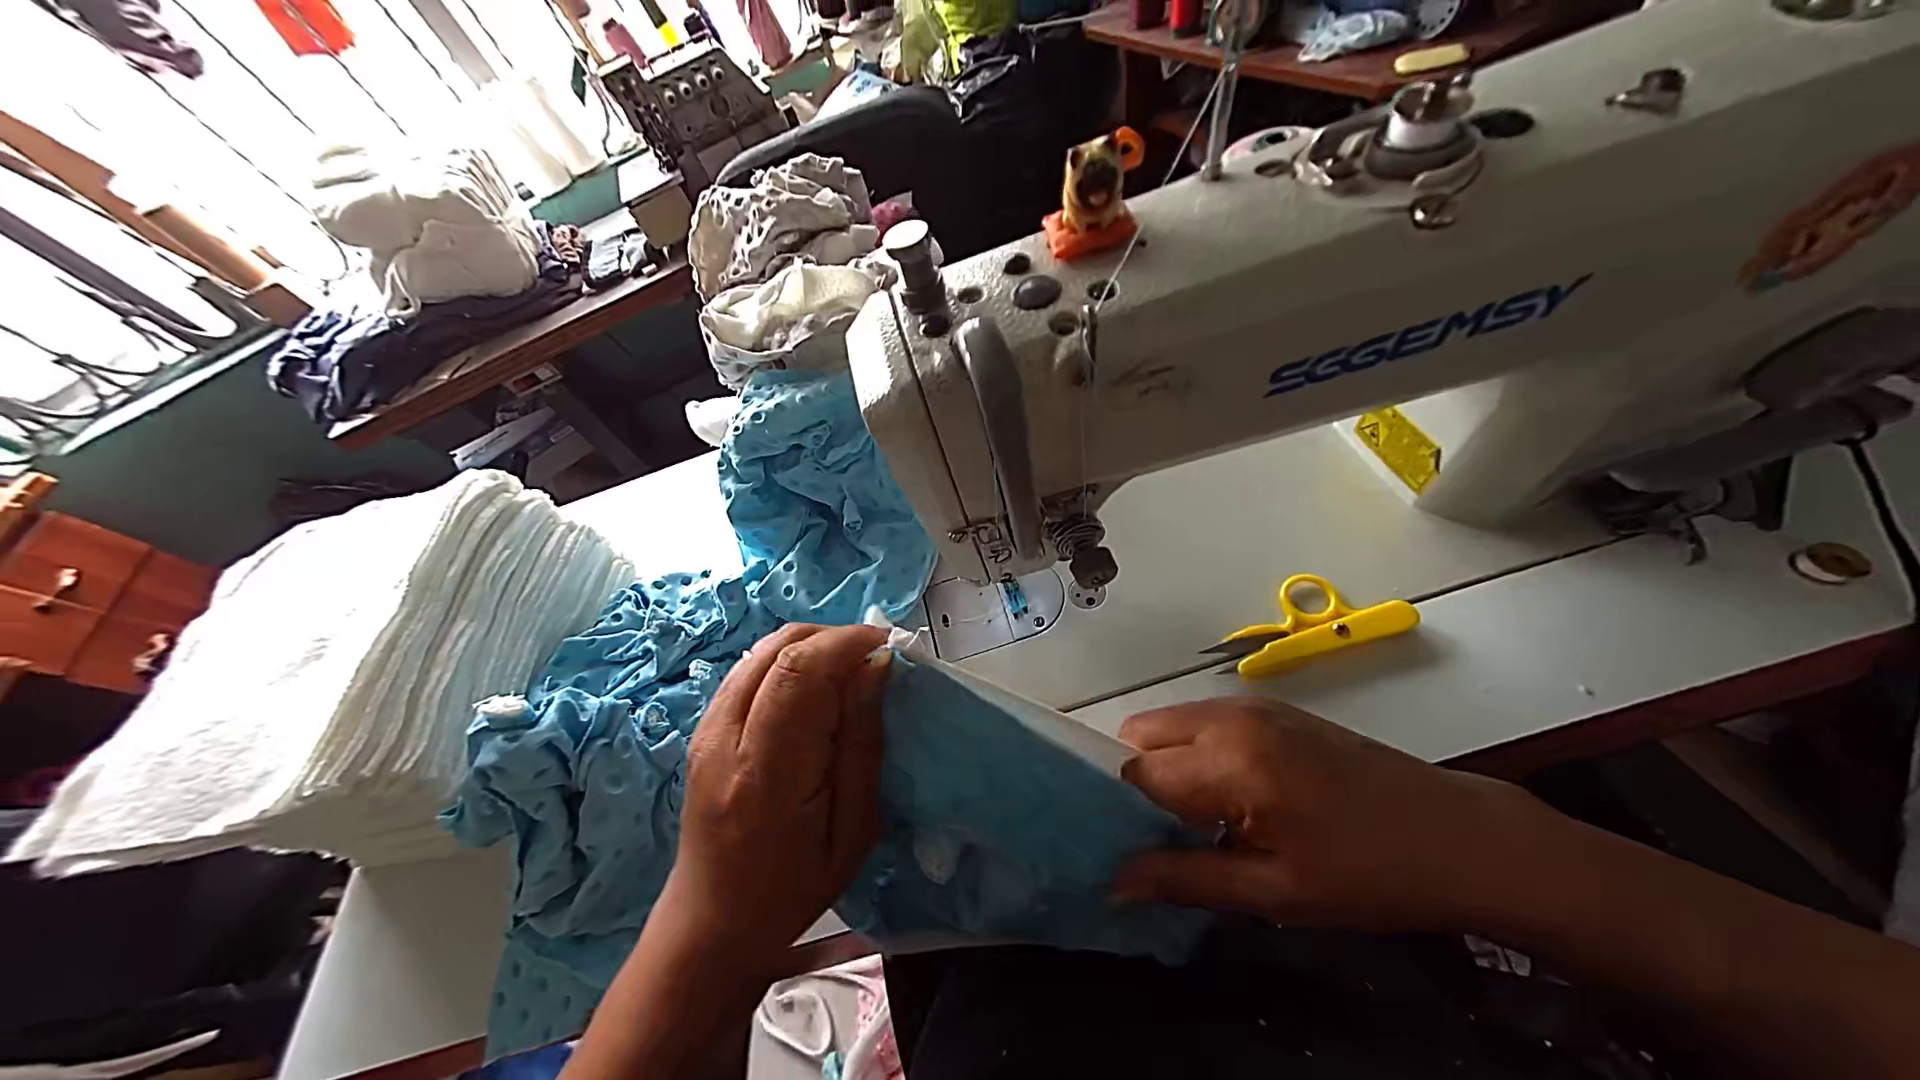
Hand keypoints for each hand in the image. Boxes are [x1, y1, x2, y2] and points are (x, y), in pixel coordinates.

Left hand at [658, 623, 890, 970]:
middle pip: (780, 649)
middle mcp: (725, 737)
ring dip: (813, 646)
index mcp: (766, 771)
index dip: (848, 643)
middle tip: (874, 661)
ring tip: (850, 673)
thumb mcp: (853, 830)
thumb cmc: (794, 887)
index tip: (889, 649)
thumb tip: (875, 667)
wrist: (711, 920)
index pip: (801, 672)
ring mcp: (706, 728)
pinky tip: (816, 688)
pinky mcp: (703, 726)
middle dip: (835, 638)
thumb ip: (863, 743)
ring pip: (763, 650)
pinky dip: (791, 661)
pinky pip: (751, 669)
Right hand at [1114, 696, 1539, 932]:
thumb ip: (1185, 879)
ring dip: (1164, 765)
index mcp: (1229, 759)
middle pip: (1138, 734)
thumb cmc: (1370, 874)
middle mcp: (1229, 716)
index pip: (1132, 769)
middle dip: (1136, 781)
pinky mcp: (1268, 706)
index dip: (1119, 808)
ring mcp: (1249, 704)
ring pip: (1166, 724)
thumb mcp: (1276, 892)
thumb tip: (1115, 883)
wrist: (1459, 836)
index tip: (1123, 844)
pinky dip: (1191, 751)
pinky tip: (1229, 795)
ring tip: (1200, 819)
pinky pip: (1199, 720)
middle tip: (1166, 834)